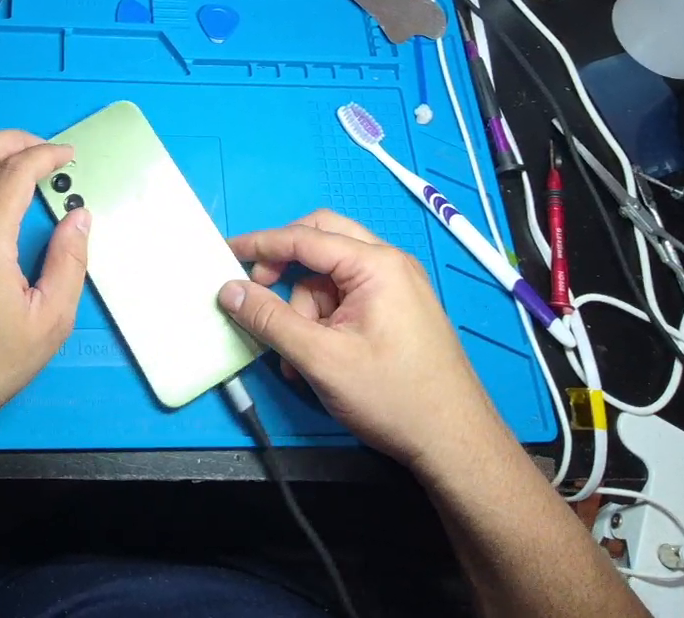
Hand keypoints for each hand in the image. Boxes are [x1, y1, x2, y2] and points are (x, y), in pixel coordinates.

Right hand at [218, 211, 505, 473]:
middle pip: (322, 240)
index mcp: (376, 264)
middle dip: (285, 264)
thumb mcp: (320, 359)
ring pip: (330, 274)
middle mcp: (389, 264)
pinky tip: (316, 357)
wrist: (457, 445)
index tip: (226, 253)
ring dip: (305, 305)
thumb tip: (229, 289)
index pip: (304, 238)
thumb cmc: (391, 397)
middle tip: (259, 288)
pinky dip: (324, 318)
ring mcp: (397, 286)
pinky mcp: (398, 309)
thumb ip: (270, 319)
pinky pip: (347, 296)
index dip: (260, 244)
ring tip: (296, 355)